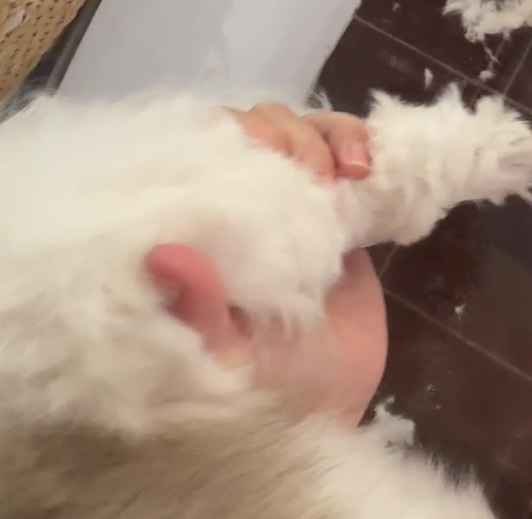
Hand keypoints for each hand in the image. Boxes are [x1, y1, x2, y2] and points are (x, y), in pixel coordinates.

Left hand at [219, 103, 385, 424]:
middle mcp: (242, 201)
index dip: (229, 135)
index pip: (199, 147)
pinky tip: (369, 166)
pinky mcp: (341, 205)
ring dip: (330, 135)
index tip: (263, 156)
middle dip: (288, 135)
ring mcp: (295, 198)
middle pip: (258, 125)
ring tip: (354, 170)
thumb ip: (198, 312)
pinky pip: (349, 148)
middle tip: (316, 176)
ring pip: (305, 127)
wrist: (332, 406)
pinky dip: (360, 141)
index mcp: (202, 229)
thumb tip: (161, 256)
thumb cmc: (265, 389)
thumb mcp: (225, 361)